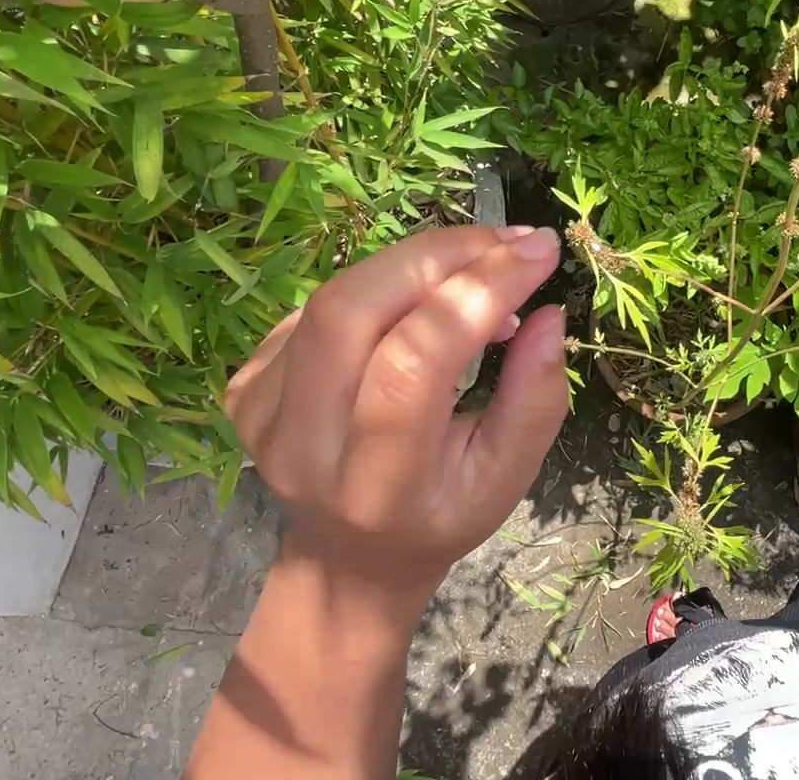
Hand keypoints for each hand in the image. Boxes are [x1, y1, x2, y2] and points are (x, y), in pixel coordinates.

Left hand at [225, 225, 569, 607]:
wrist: (348, 555)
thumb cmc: (441, 515)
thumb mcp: (508, 476)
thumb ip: (536, 398)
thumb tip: (549, 312)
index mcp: (375, 483)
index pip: (416, 362)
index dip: (479, 291)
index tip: (540, 251)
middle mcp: (300, 444)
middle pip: (355, 308)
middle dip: (443, 255)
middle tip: (509, 243)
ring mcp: (261, 409)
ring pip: (338, 293)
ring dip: (420, 261)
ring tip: (480, 268)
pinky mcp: (249, 381)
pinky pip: (325, 303)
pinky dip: (388, 284)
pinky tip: (424, 302)